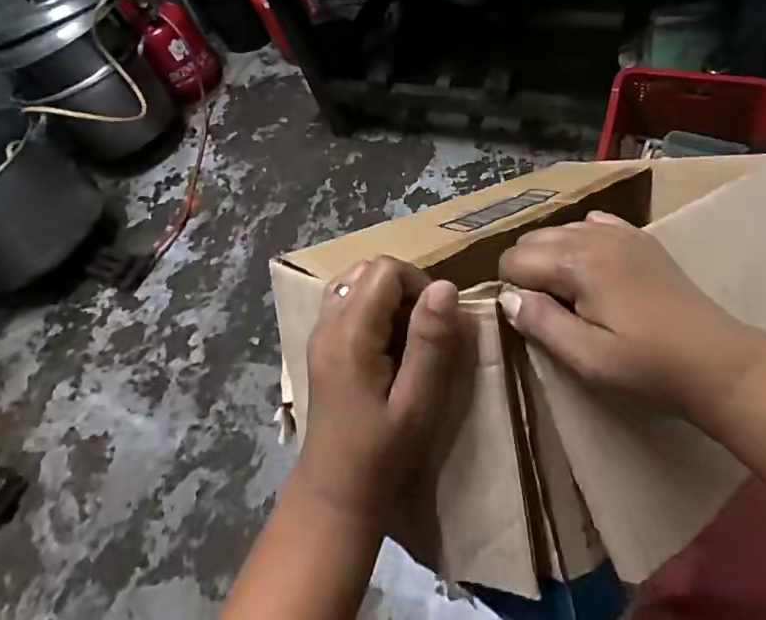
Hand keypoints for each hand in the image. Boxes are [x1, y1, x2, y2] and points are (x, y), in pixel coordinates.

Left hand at [290, 257, 461, 520]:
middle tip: (424, 332)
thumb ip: (430, 342)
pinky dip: (374, 309)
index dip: (418, 284)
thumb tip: (445, 285)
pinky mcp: (323, 345)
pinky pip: (349, 302)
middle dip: (405, 289)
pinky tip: (388, 347)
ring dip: (389, 298)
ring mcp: (320, 333)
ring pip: (357, 282)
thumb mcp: (417, 404)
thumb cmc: (381, 455)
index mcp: (349, 333)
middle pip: (369, 270)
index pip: (385, 269)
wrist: (335, 496)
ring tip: (408, 338)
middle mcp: (327, 323)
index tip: (436, 323)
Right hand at [497, 211, 763, 421]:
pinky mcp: (639, 237)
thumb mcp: (588, 358)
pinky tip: (595, 270)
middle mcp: (593, 235)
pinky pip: (593, 224)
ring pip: (560, 229)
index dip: (512, 290)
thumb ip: (542, 323)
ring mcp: (620, 232)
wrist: (717, 359)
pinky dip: (582, 241)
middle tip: (549, 310)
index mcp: (577, 262)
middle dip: (528, 269)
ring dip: (553, 256)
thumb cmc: (648, 365)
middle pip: (533, 238)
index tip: (532, 318)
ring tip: (571, 295)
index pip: (515, 259)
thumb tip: (506, 298)